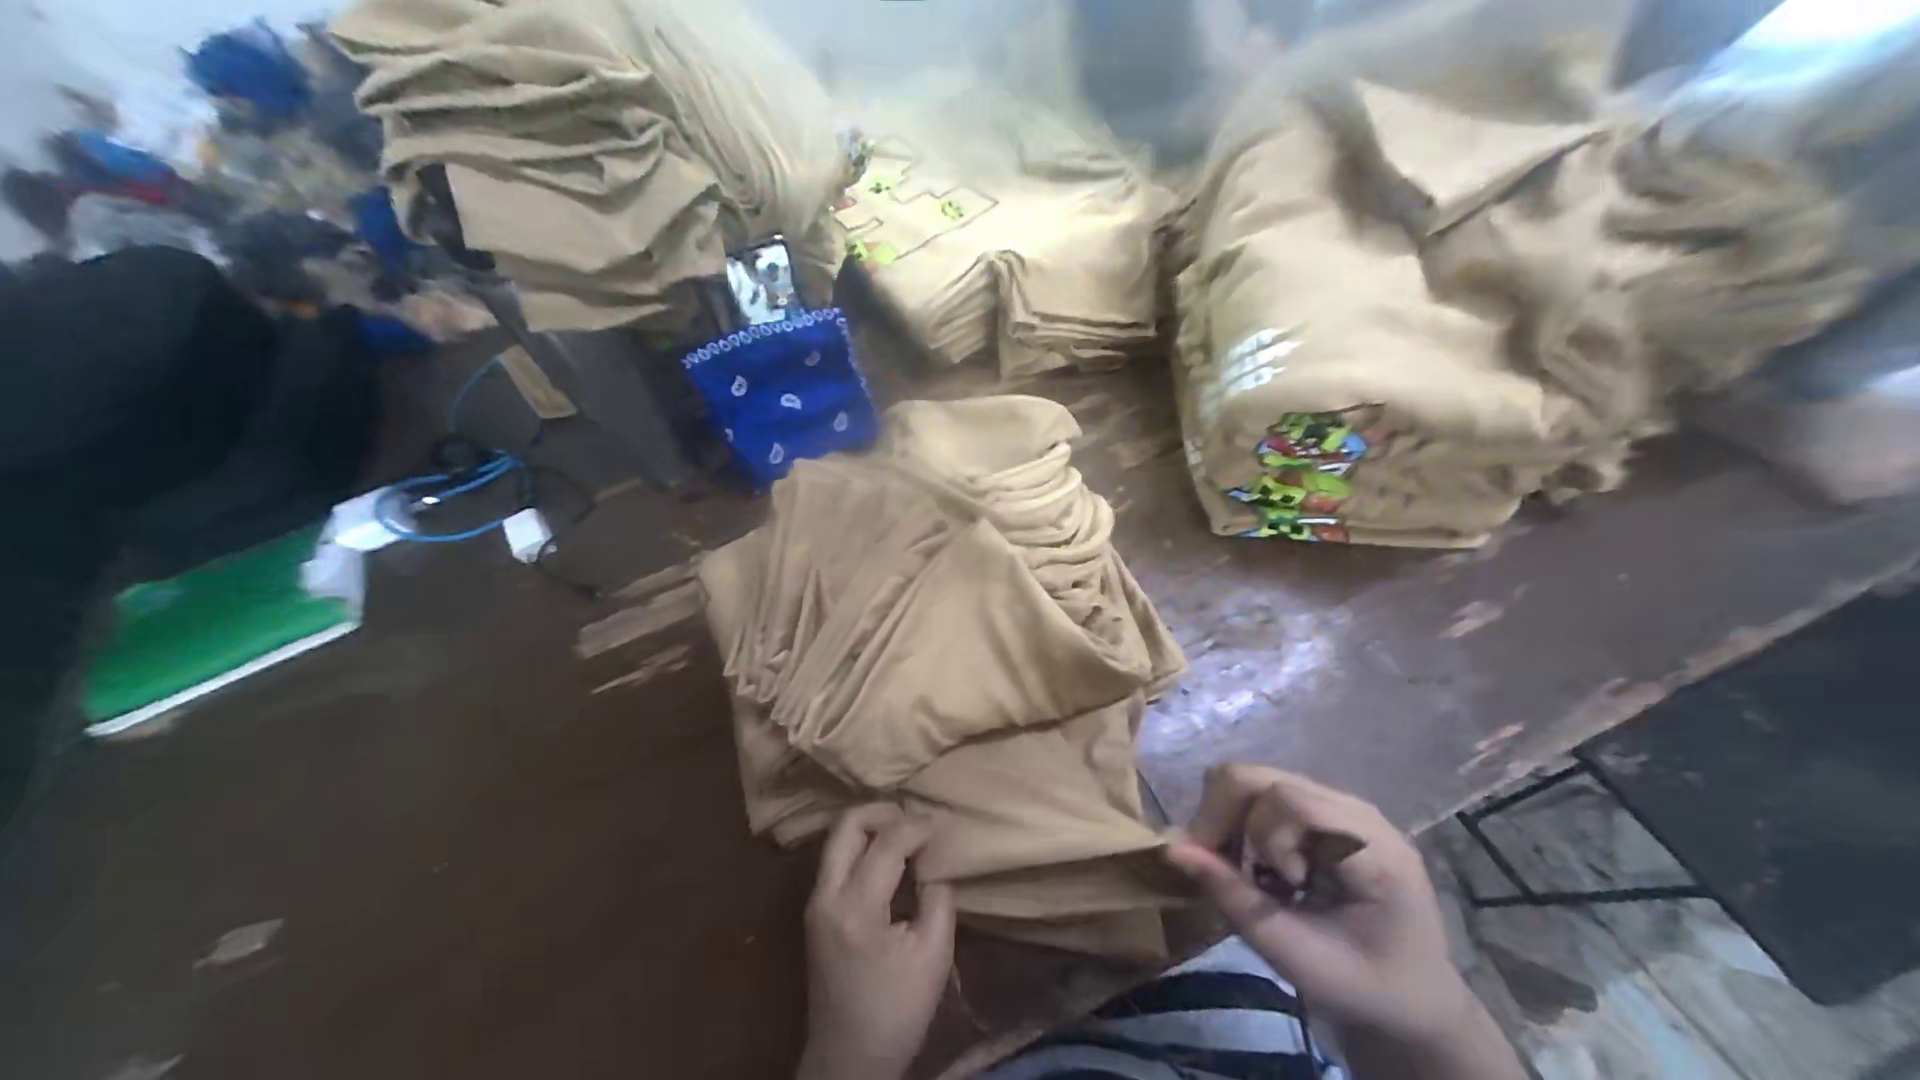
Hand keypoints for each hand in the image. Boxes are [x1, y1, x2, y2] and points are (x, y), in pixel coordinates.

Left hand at [797, 804, 955, 1079]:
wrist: (849, 1059)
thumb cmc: (897, 1011)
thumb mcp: (934, 954)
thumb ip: (938, 895)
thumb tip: (934, 859)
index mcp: (856, 908)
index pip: (886, 842)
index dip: (917, 827)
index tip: (942, 826)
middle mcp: (826, 895)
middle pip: (847, 825)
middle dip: (884, 812)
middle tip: (916, 821)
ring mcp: (814, 902)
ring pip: (838, 838)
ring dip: (872, 827)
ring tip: (906, 836)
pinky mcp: (815, 911)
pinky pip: (837, 858)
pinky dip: (863, 845)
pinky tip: (889, 858)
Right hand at [1164, 765, 1473, 1043]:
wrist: (1415, 999)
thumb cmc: (1364, 985)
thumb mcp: (1298, 958)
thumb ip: (1235, 899)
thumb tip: (1172, 848)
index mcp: (1373, 847)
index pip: (1289, 799)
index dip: (1254, 833)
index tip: (1254, 882)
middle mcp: (1355, 810)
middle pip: (1260, 776)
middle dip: (1224, 816)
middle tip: (1218, 864)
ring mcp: (1338, 805)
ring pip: (1254, 778)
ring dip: (1230, 819)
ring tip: (1240, 868)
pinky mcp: (1321, 810)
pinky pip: (1263, 792)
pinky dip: (1242, 821)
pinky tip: (1255, 864)